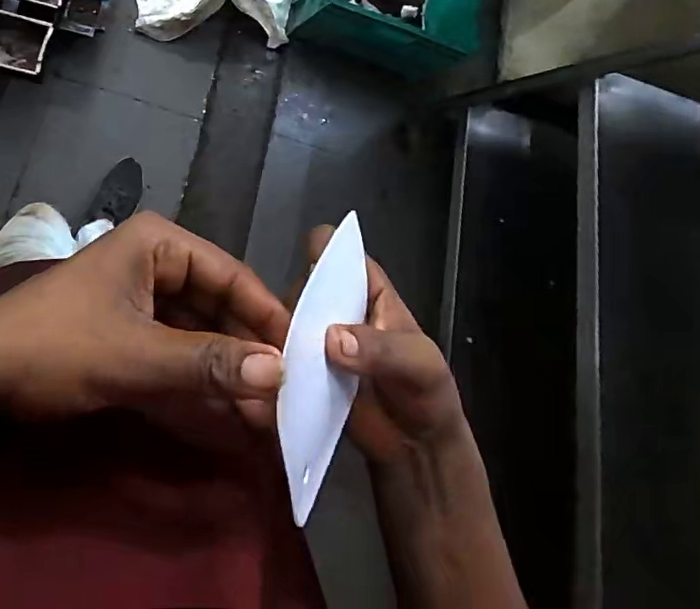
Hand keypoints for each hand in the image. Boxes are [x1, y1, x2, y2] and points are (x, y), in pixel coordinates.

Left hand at [0, 212, 290, 423]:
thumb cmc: (56, 346)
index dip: (269, 317)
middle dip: (250, 353)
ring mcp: (140, 299)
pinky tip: (232, 418)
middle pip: (218, 305)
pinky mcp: (129, 333)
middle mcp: (153, 263)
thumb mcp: (134, 356)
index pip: (231, 274)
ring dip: (229, 374)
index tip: (308, 362)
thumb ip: (207, 363)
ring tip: (271, 420)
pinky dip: (200, 383)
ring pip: (200, 334)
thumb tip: (281, 372)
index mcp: (156, 244)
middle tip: (293, 403)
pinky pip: (176, 354)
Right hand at [291, 225, 463, 466]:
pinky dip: (274, 359)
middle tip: (295, 332)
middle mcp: (335, 304)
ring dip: (280, 334)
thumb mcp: (419, 367)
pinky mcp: (300, 366)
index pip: (338, 251)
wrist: (415, 450)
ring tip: (281, 357)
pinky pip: (278, 352)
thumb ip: (381, 349)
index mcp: (367, 288)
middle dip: (296, 301)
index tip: (309, 268)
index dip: (321, 250)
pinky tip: (273, 373)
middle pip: (303, 285)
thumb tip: (331, 337)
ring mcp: (314, 336)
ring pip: (284, 318)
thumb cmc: (426, 394)